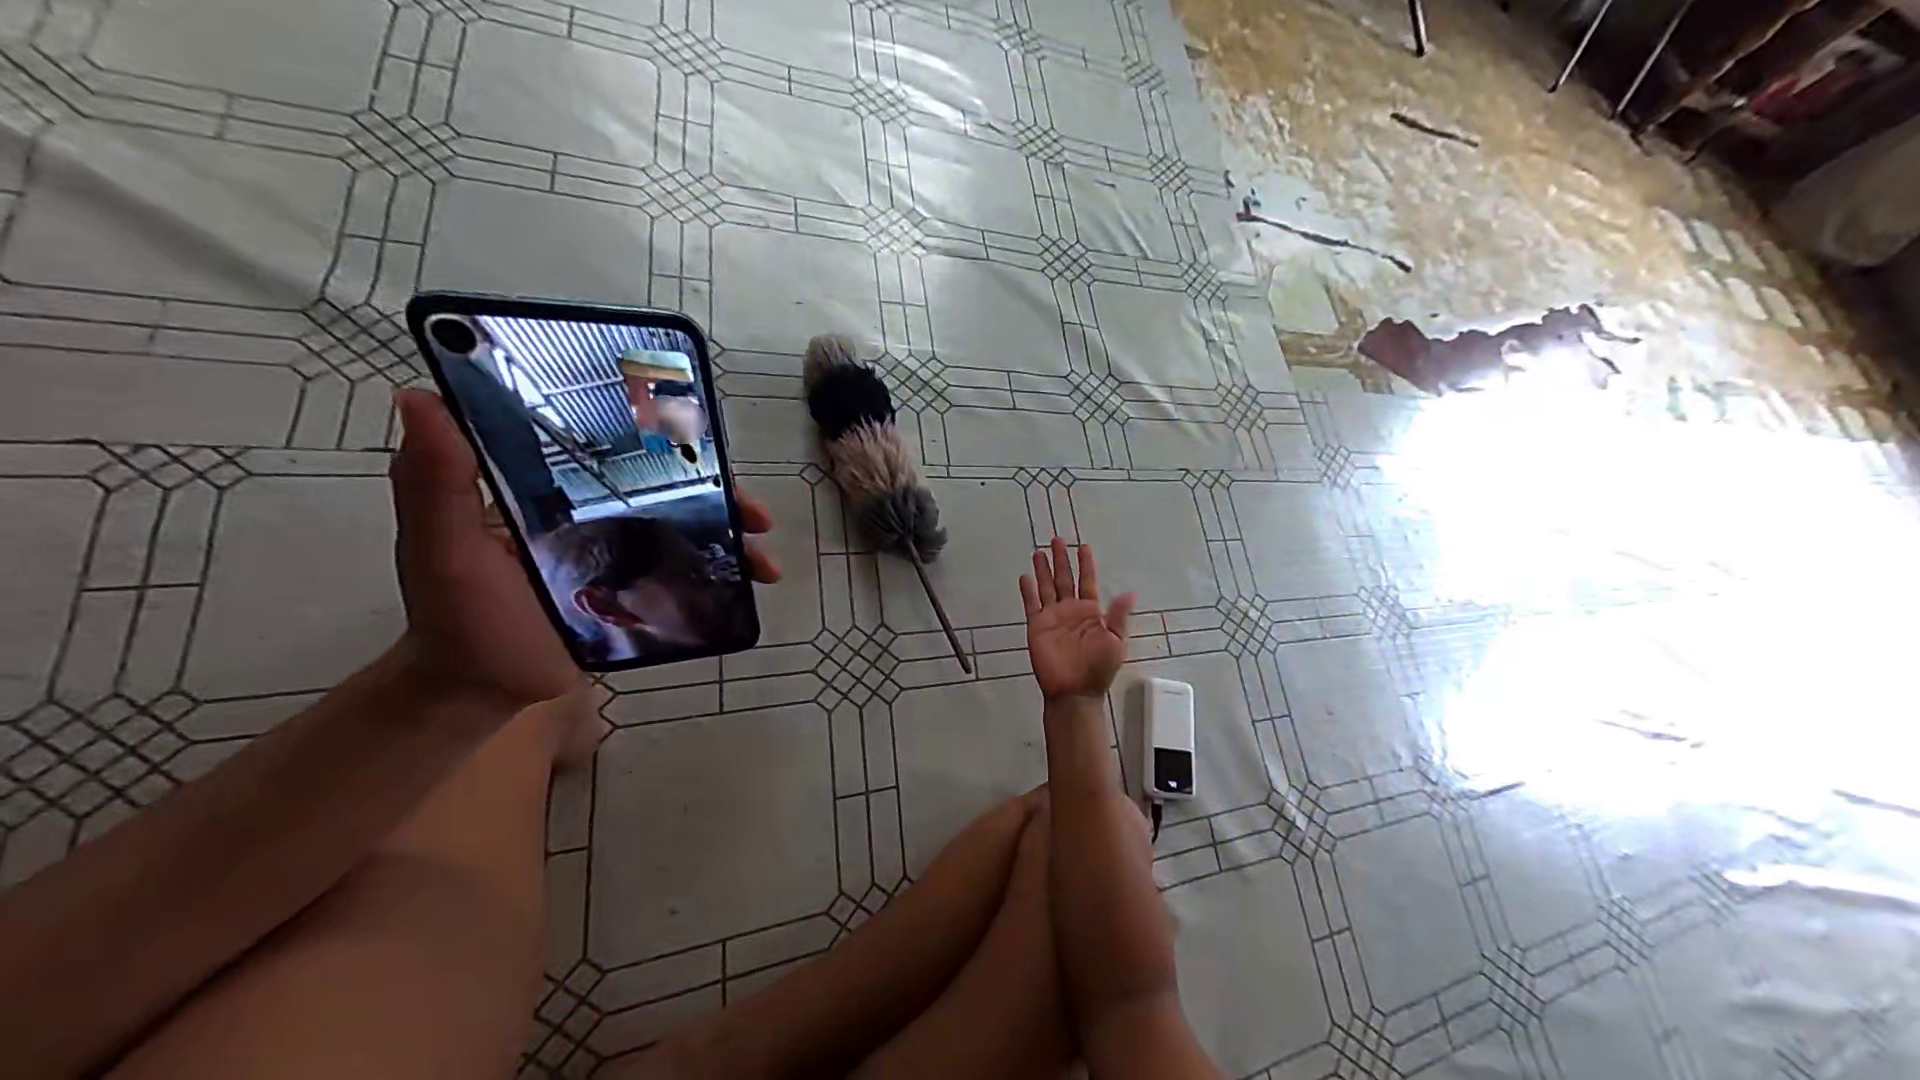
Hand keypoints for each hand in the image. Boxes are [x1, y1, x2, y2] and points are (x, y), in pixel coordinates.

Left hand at [389, 390, 781, 710]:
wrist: (482, 692)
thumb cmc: (461, 618)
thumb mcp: (442, 549)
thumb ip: (434, 482)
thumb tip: (422, 396)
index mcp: (554, 488)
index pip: (618, 447)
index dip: (666, 439)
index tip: (707, 441)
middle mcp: (594, 512)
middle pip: (669, 488)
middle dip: (720, 492)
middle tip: (753, 509)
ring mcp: (621, 552)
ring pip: (688, 529)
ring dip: (732, 533)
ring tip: (763, 553)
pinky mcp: (637, 590)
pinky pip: (687, 571)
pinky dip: (723, 573)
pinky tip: (751, 582)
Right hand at [1020, 537, 1135, 701]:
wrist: (1074, 692)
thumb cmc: (1097, 669)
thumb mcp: (1115, 641)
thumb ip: (1118, 616)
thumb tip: (1130, 593)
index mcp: (1090, 612)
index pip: (1087, 581)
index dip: (1085, 564)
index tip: (1084, 547)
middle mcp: (1070, 610)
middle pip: (1064, 578)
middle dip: (1061, 559)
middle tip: (1058, 540)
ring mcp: (1052, 617)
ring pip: (1046, 587)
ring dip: (1043, 570)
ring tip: (1039, 551)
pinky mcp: (1037, 627)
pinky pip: (1032, 604)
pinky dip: (1028, 591)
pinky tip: (1025, 577)